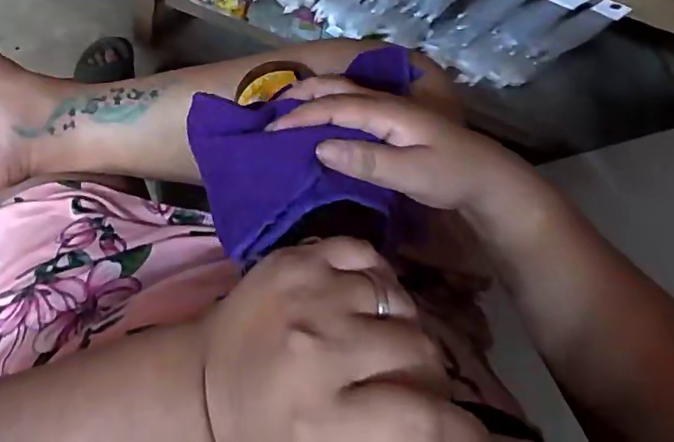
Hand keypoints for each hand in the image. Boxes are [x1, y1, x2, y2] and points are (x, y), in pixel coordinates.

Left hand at [201, 237, 484, 441]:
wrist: (198, 379)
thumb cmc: (259, 429)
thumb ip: (383, 436)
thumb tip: (444, 425)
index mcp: (324, 416)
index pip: (422, 416)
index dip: (463, 425)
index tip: (475, 430)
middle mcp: (319, 348)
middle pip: (415, 347)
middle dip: (430, 369)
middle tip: (421, 378)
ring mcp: (307, 292)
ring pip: (394, 296)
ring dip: (404, 320)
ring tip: (393, 334)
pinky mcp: (295, 256)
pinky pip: (363, 251)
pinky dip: (378, 272)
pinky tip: (370, 293)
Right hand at [268, 77, 536, 222]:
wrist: (489, 177)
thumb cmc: (451, 175)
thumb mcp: (412, 173)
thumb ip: (368, 160)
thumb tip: (321, 147)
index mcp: (388, 110)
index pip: (336, 106)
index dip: (303, 115)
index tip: (273, 131)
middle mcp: (386, 102)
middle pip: (337, 89)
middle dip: (303, 95)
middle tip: (272, 110)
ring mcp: (391, 109)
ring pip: (345, 93)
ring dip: (315, 96)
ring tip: (289, 108)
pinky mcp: (395, 121)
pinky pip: (353, 105)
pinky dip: (330, 106)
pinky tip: (323, 121)